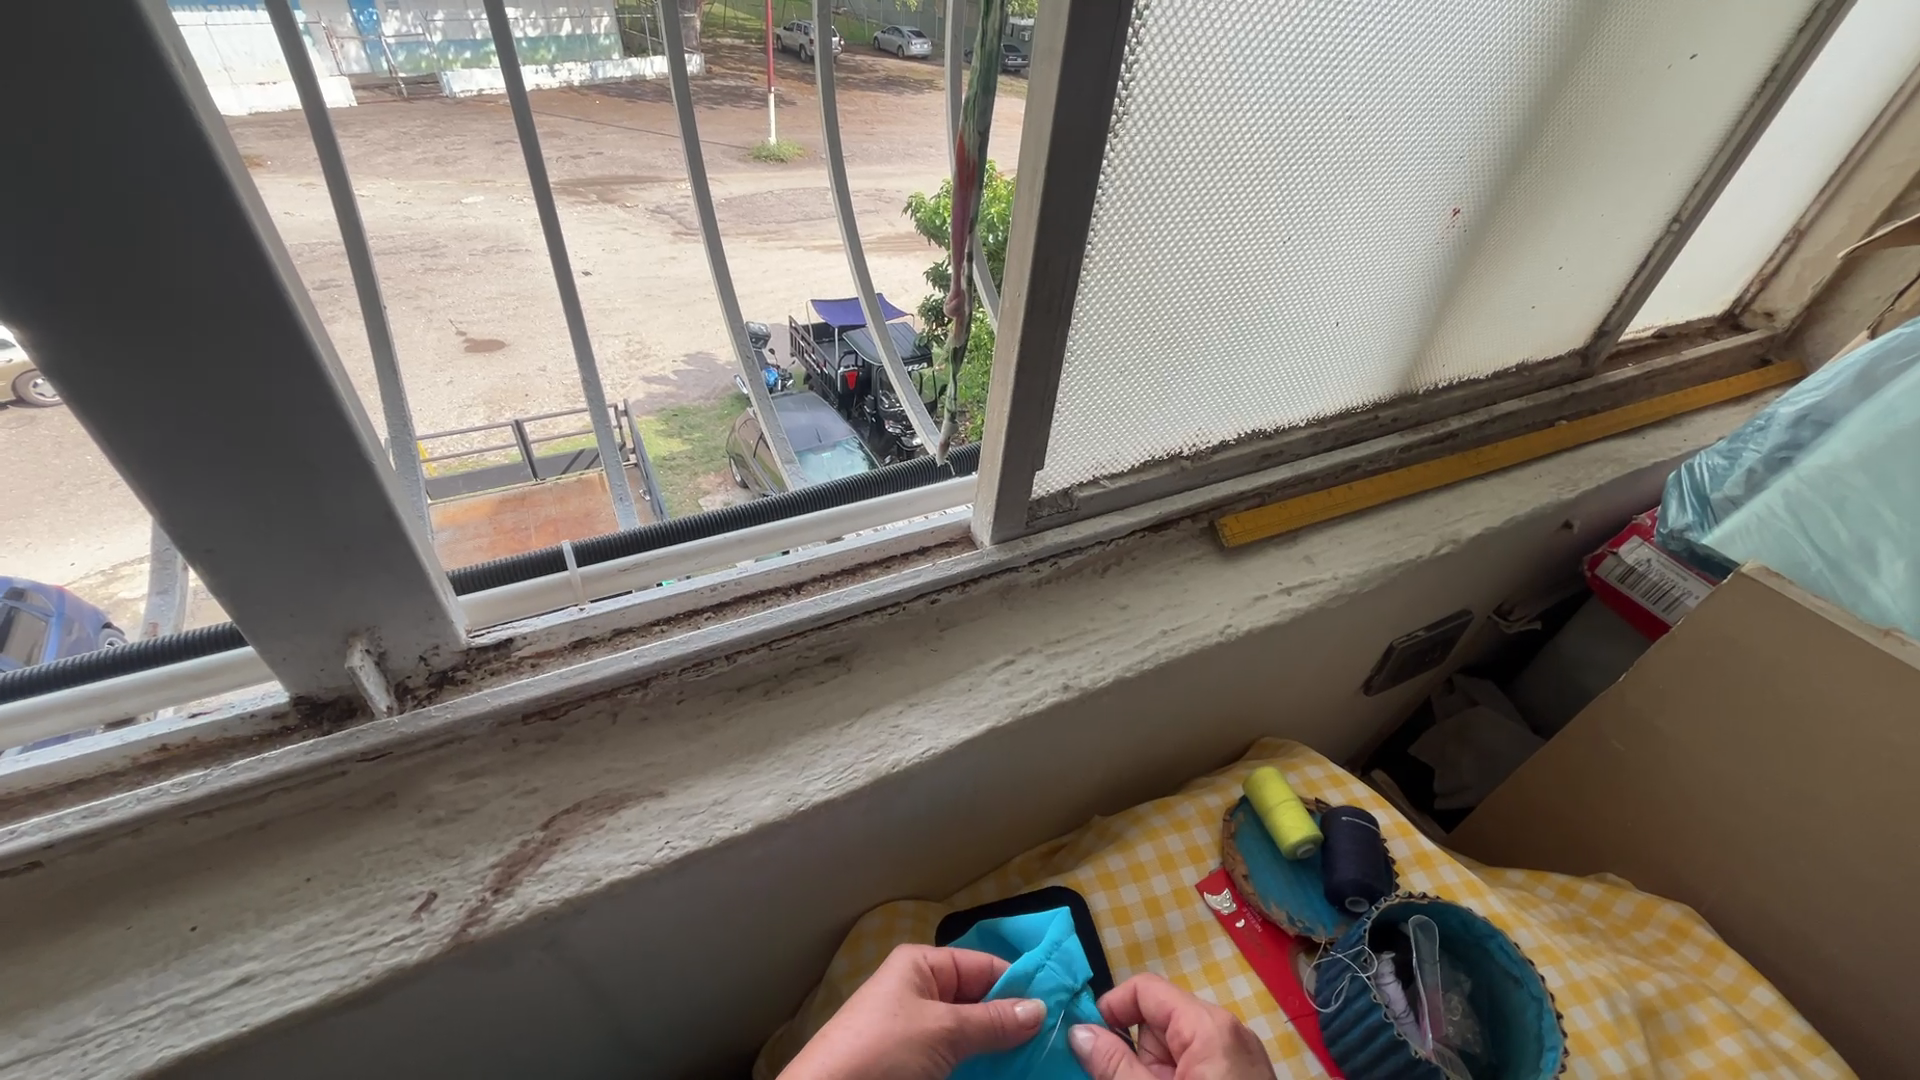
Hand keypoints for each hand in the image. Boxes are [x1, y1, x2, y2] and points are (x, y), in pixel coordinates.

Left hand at [778, 943, 1046, 1079]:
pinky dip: (981, 1068)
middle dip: (1014, 1022)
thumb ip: (992, 1021)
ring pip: (972, 1036)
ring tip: (1042, 1062)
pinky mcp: (915, 1067)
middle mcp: (921, 992)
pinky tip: (1007, 1076)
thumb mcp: (942, 1032)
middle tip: (1057, 1041)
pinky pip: (958, 1061)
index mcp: (922, 966)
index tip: (1061, 1006)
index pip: (983, 966)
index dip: (1020, 984)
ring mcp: (917, 1033)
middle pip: (979, 1002)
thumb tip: (1039, 1008)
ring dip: (1001, 1050)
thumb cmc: (882, 1052)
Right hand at [1069, 974, 1274, 1079]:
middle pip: (1160, 1021)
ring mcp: (1241, 1057)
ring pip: (1177, 1049)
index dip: (1112, 1009)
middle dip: (1139, 1057)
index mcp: (1207, 1025)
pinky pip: (1199, 1067)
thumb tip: (1078, 1031)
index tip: (1089, 1044)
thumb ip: (1114, 1064)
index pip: (1145, 989)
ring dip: (1158, 1075)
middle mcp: (1228, 1030)